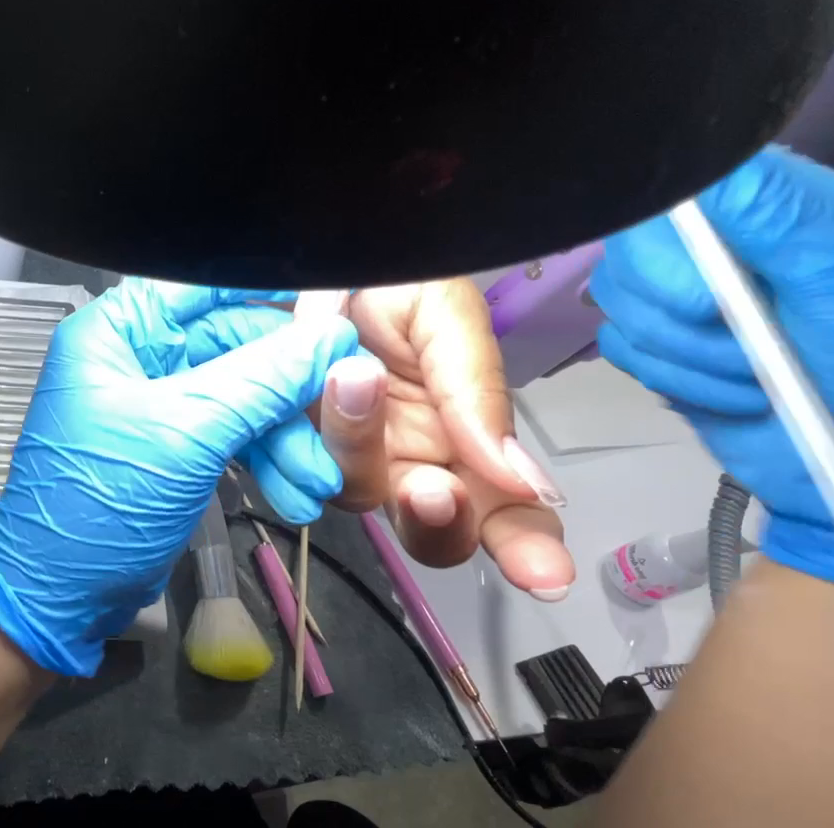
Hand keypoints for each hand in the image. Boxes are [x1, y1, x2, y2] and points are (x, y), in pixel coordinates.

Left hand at [0, 279, 359, 675]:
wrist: (60, 596)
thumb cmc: (102, 501)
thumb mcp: (185, 433)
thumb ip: (259, 381)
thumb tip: (330, 336)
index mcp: (119, 330)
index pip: (202, 286)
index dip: (268, 291)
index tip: (335, 304)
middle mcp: (136, 354)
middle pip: (233, 343)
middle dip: (289, 388)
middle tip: (344, 416)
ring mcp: (156, 402)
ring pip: (241, 393)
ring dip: (285, 435)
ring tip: (320, 482)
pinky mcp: (174, 444)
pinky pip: (232, 432)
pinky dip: (265, 459)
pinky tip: (298, 494)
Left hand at [251, 282, 574, 599]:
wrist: (322, 260)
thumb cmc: (395, 283)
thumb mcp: (445, 316)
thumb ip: (476, 389)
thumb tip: (521, 477)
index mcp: (465, 438)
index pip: (510, 511)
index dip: (529, 547)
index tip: (544, 572)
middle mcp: (410, 457)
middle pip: (431, 529)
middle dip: (437, 519)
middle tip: (434, 489)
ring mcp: (347, 450)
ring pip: (358, 491)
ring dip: (360, 445)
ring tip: (357, 377)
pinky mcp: (289, 435)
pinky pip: (292, 460)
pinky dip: (301, 435)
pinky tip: (307, 396)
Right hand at [591, 147, 833, 606]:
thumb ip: (781, 218)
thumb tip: (699, 172)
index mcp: (772, 211)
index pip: (671, 193)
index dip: (665, 242)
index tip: (708, 292)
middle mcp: (718, 247)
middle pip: (628, 250)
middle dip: (671, 308)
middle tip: (737, 338)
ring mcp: (686, 299)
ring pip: (616, 302)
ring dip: (679, 352)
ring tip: (753, 377)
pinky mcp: (666, 349)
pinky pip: (619, 346)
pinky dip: (668, 376)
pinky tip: (730, 393)